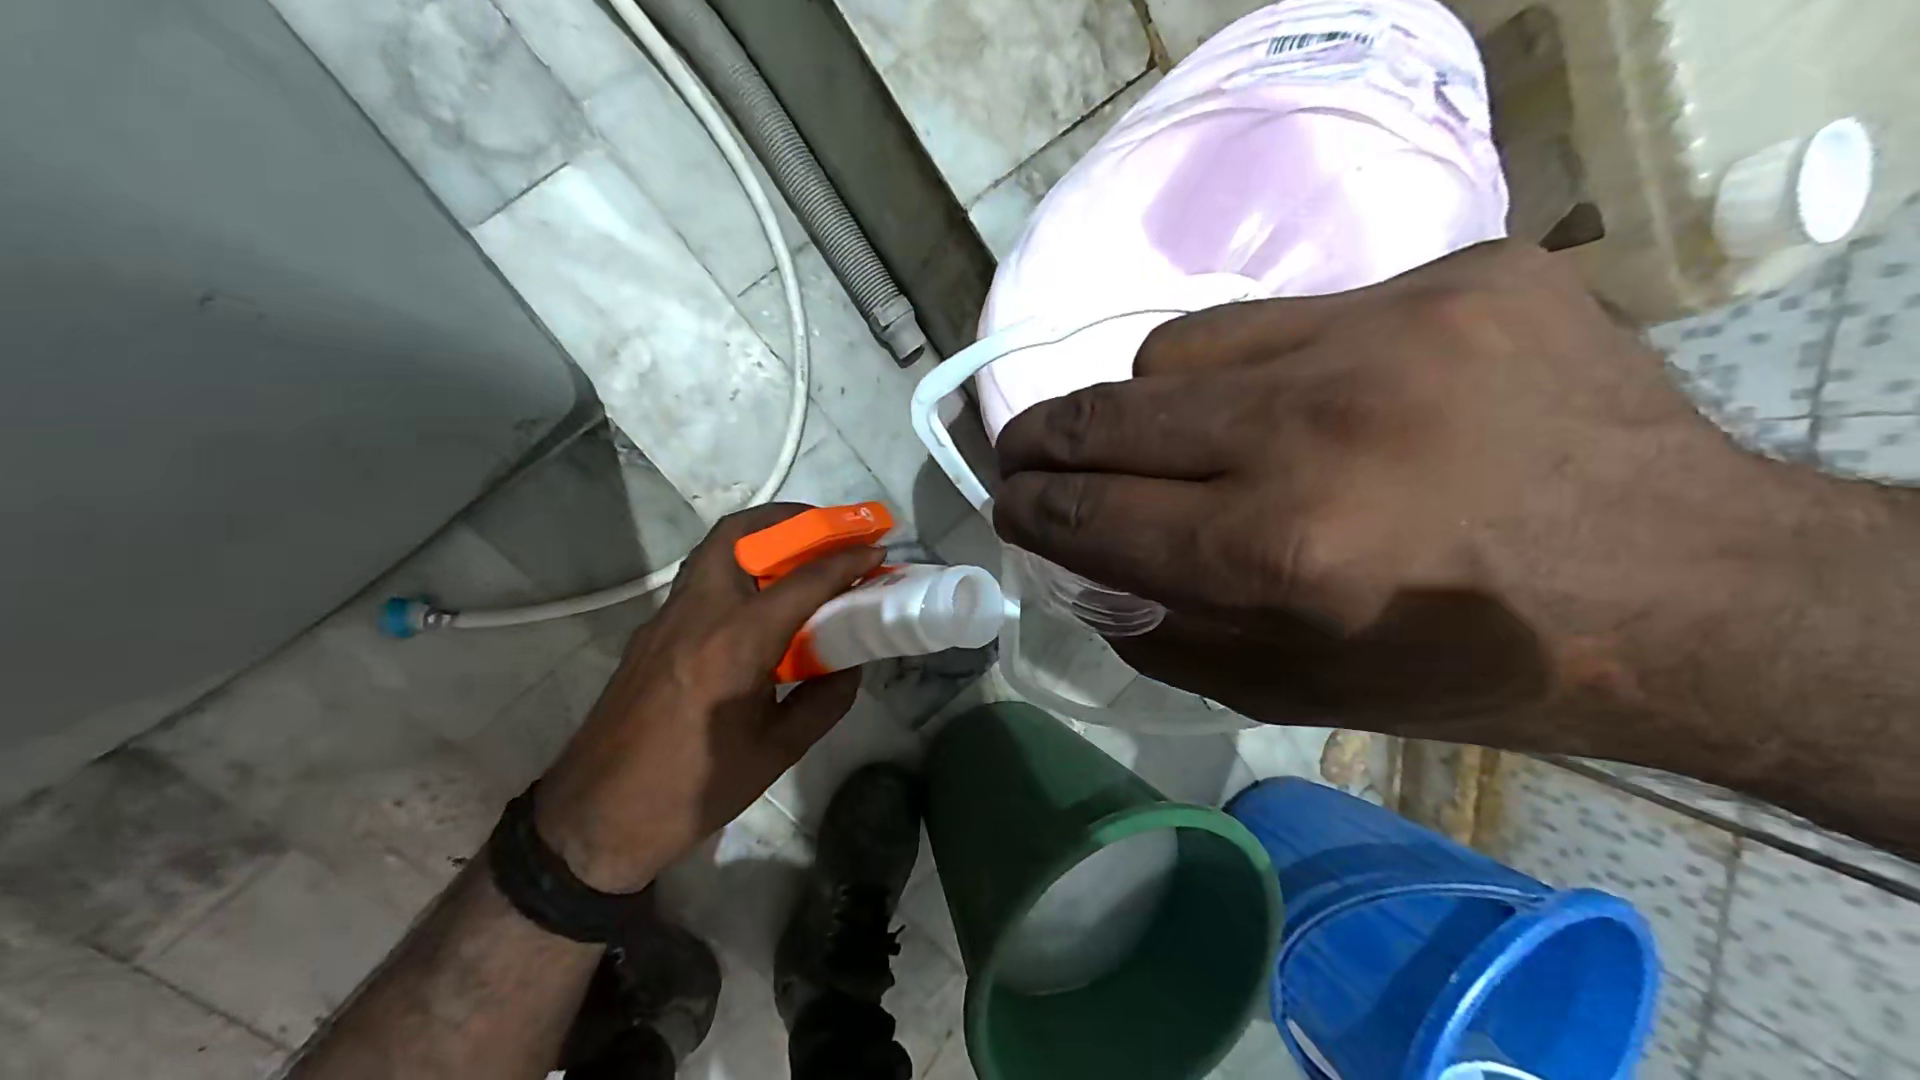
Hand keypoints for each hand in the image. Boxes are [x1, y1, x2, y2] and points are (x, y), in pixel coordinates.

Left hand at [532, 505, 883, 891]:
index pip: (801, 582)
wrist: (595, 819)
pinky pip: (699, 579)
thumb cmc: (693, 791)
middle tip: (828, 532)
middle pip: (740, 532)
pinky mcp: (650, 632)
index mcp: (735, 644)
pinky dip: (737, 569)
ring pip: (713, 550)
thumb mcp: (776, 752)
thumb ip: (823, 700)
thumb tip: (851, 664)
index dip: (845, 561)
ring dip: (759, 538)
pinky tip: (759, 606)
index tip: (876, 548)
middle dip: (790, 519)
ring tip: (799, 558)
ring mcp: (666, 618)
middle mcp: (698, 613)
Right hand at [993, 241, 1825, 749]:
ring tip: (1171, 431)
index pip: (1095, 511)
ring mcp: (1392, 332)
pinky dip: (1257, 367)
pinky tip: (1300, 402)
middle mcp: (1321, 428)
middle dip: (1043, 438)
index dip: (1030, 507)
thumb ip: (1167, 633)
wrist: (1692, 585)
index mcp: (1285, 551)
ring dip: (1148, 398)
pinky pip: (1287, 313)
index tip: (1004, 501)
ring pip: (1181, 344)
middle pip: (1114, 410)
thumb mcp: (1296, 692)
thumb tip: (1082, 574)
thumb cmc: (1470, 666)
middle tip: (1022, 450)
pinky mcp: (1459, 276)